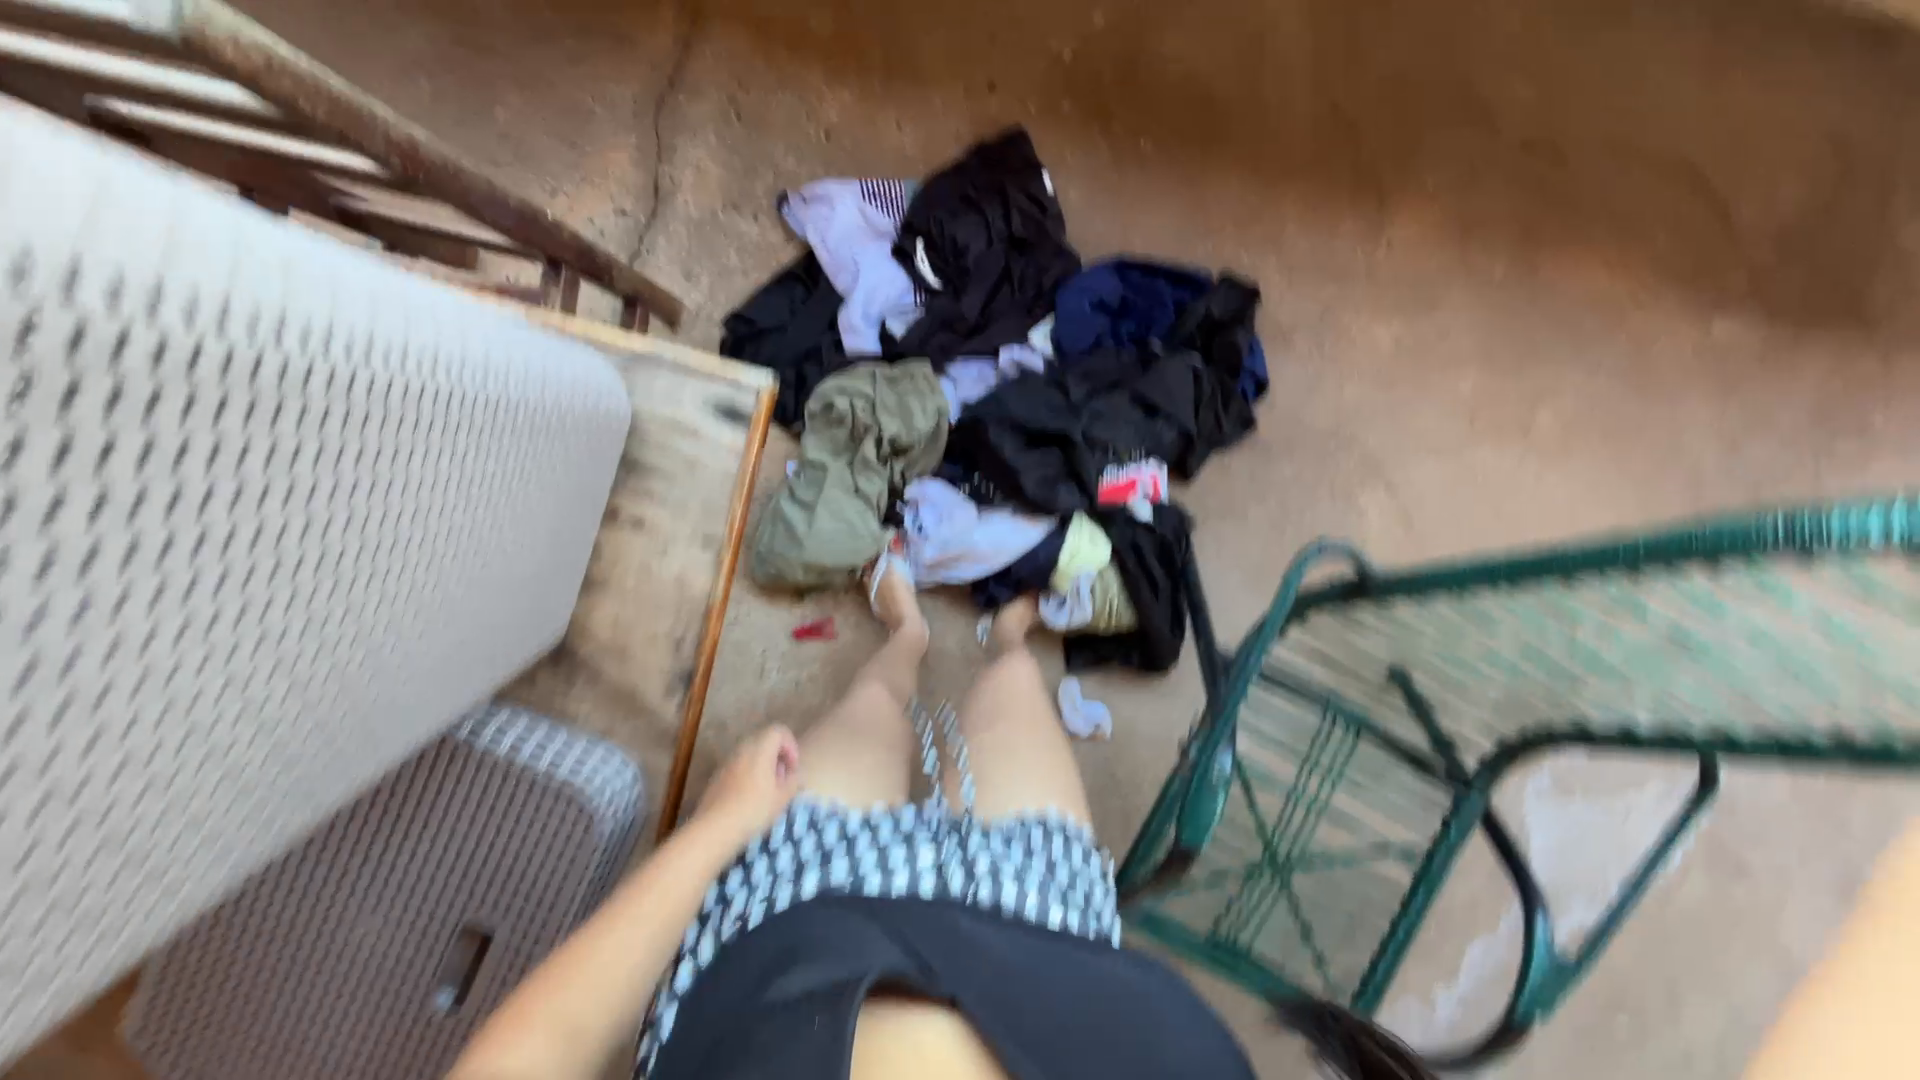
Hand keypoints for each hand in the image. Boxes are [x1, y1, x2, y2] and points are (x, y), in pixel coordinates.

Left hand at [692, 725, 801, 846]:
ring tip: (767, 790)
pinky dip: (748, 774)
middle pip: (764, 740)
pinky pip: (738, 766)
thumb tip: (794, 775)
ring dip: (762, 766)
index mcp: (760, 749)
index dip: (791, 746)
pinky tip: (749, 798)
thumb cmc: (754, 810)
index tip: (793, 769)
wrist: (714, 828)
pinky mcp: (716, 776)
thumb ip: (793, 781)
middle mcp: (742, 749)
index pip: (779, 731)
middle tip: (782, 779)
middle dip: (777, 756)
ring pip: (750, 754)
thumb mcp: (782, 798)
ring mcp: (727, 762)